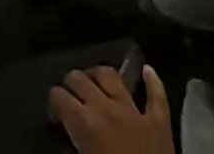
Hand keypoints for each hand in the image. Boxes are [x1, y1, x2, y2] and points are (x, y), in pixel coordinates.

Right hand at [48, 65, 172, 153]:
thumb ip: (72, 142)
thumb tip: (65, 130)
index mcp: (85, 122)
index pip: (57, 95)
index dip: (54, 103)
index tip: (57, 117)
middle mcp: (106, 108)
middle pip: (77, 77)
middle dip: (70, 86)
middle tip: (73, 101)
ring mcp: (134, 112)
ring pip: (109, 75)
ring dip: (98, 76)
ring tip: (95, 84)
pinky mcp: (160, 123)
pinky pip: (157, 97)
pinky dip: (153, 82)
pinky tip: (148, 71)